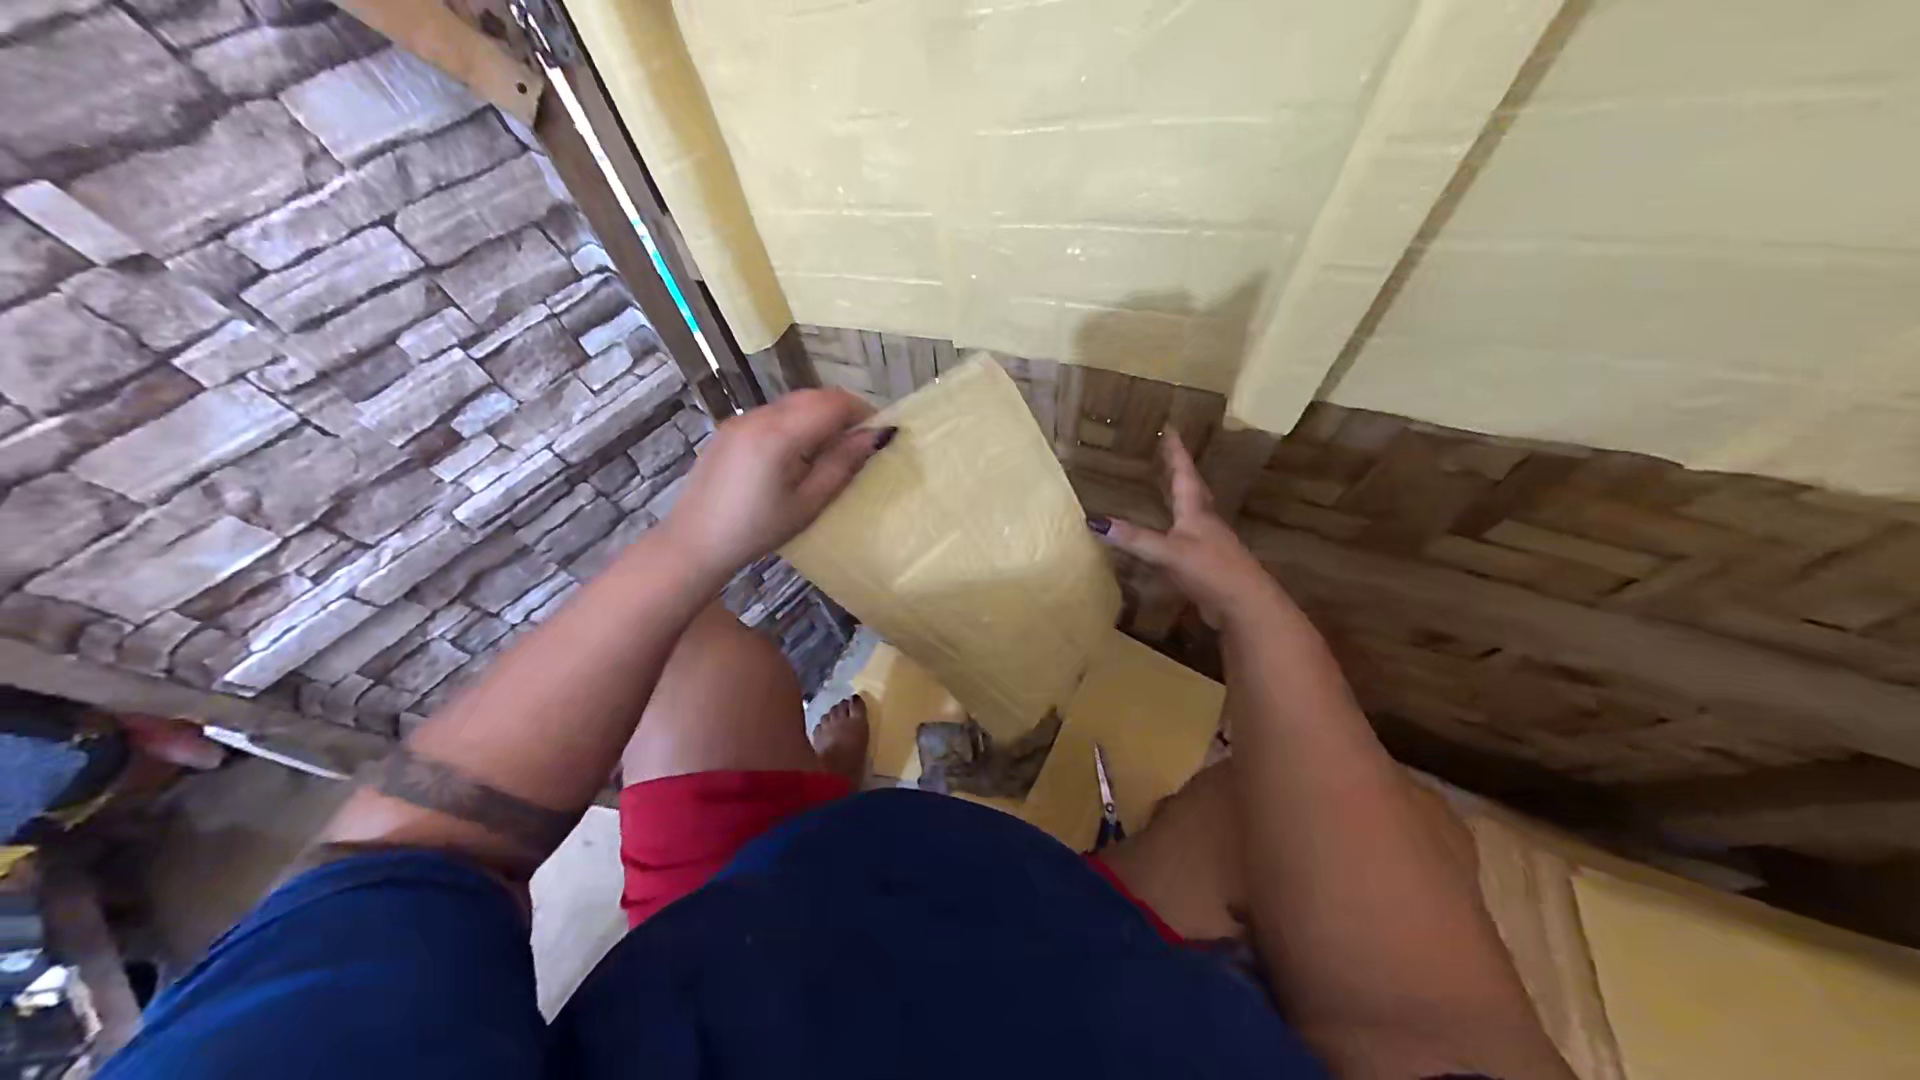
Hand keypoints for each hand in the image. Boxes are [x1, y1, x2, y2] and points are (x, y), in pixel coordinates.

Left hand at [659, 389, 894, 581]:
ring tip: (831, 451)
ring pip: (792, 403)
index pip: (832, 403)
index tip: (878, 434)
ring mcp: (740, 419)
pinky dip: (795, 423)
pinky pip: (773, 414)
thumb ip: (842, 464)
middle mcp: (758, 416)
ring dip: (819, 416)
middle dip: (842, 412)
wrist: (695, 542)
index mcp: (779, 434)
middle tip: (860, 443)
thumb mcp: (808, 503)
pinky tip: (797, 454)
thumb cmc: (757, 530)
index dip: (862, 412)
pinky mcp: (730, 429)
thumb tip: (875, 437)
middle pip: (813, 396)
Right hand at [1088, 431, 1295, 629]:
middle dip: (1180, 472)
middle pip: (1192, 490)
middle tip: (1169, 455)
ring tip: (1166, 492)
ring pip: (1192, 515)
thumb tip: (1095, 522)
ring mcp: (1208, 544)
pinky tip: (1167, 540)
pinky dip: (1174, 532)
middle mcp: (1204, 523)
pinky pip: (1186, 540)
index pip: (1184, 474)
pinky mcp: (1206, 566)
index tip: (1171, 429)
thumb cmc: (1211, 570)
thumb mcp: (1168, 552)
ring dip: (1180, 501)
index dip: (1176, 453)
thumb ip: (1134, 539)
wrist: (1245, 606)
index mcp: (1196, 512)